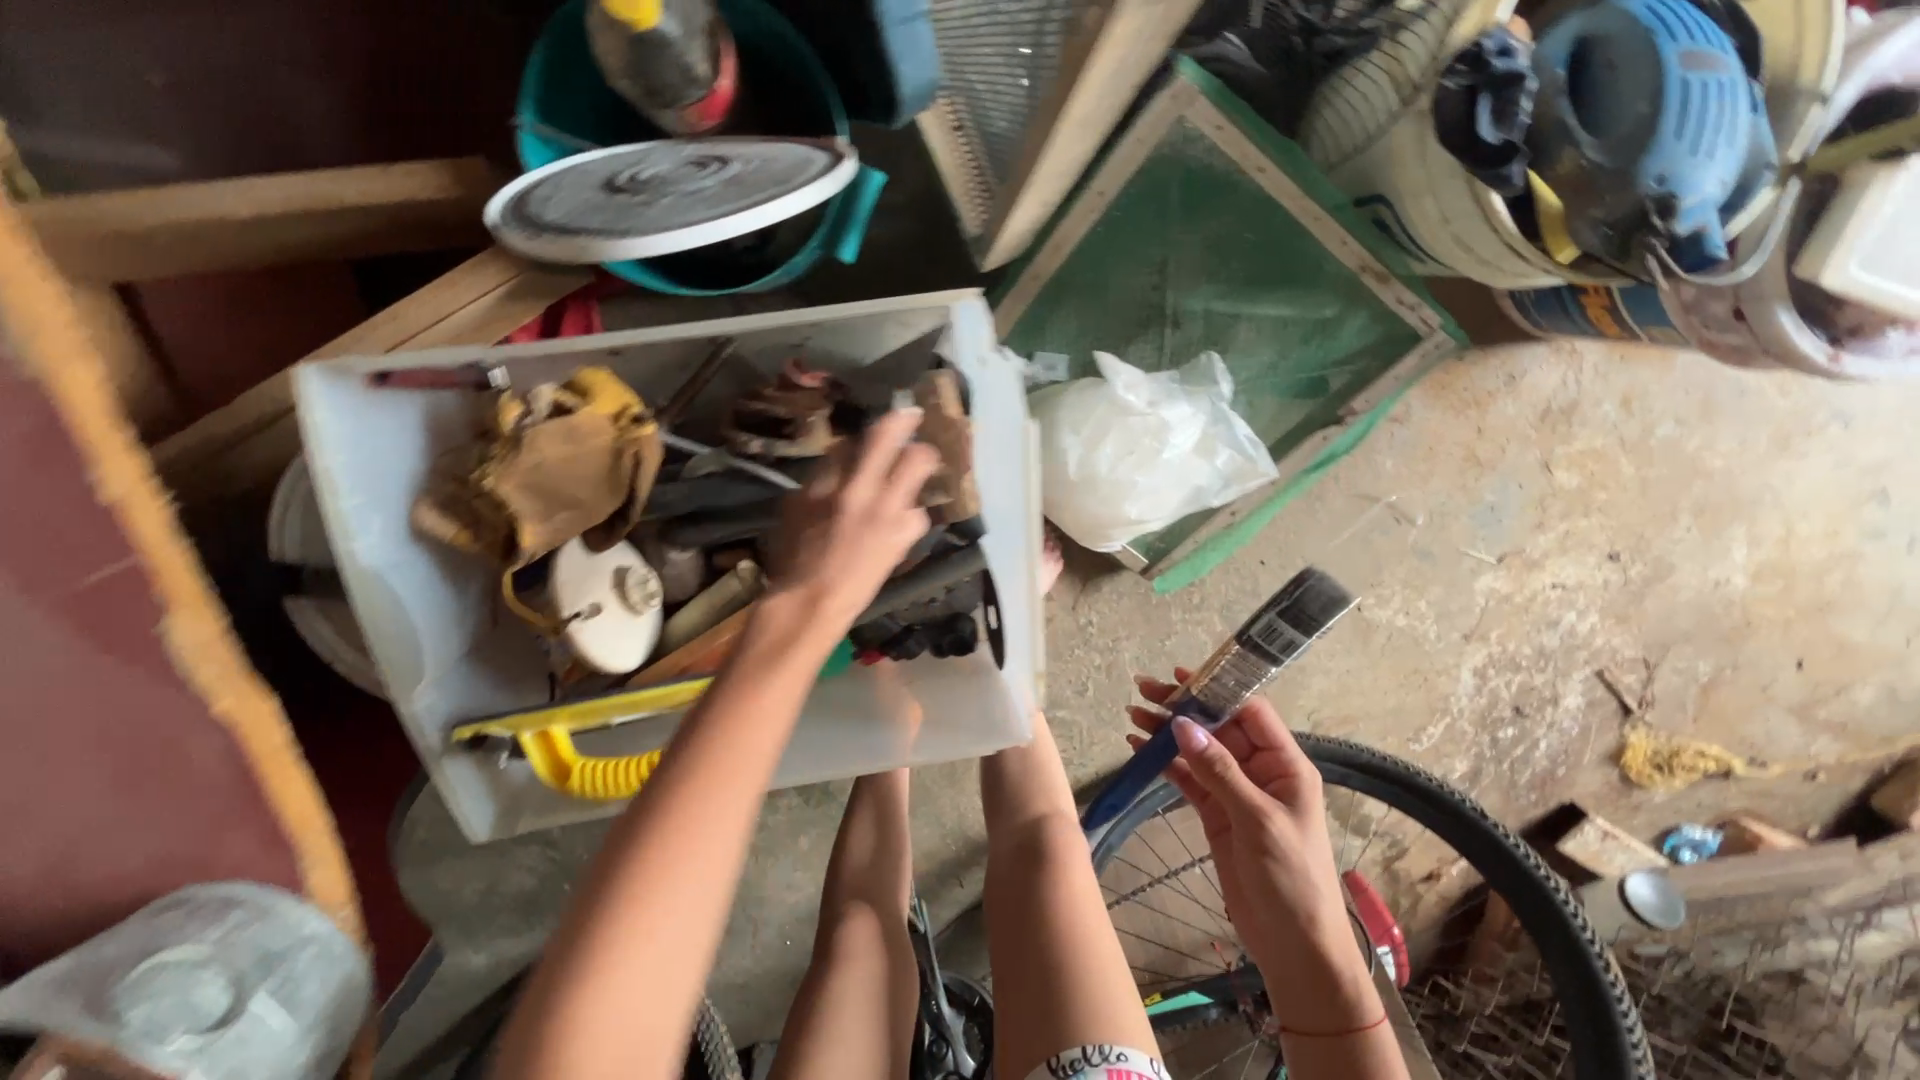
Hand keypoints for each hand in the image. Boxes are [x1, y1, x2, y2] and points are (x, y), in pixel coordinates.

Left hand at [764, 408, 938, 629]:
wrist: (805, 598)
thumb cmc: (857, 584)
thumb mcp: (894, 555)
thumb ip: (907, 524)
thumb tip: (913, 505)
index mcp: (886, 509)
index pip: (916, 459)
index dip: (925, 449)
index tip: (927, 448)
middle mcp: (856, 490)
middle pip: (880, 436)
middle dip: (898, 420)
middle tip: (906, 413)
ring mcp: (823, 488)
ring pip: (844, 448)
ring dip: (858, 446)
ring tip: (863, 451)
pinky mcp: (798, 494)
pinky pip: (820, 473)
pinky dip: (831, 476)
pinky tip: (832, 488)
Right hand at [1130, 672, 1380, 1032]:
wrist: (1293, 942)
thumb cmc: (1292, 877)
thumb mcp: (1259, 820)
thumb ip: (1220, 772)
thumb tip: (1184, 725)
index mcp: (1285, 765)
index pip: (1251, 712)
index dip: (1218, 690)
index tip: (1181, 676)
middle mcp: (1261, 771)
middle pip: (1218, 727)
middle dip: (1184, 708)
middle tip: (1144, 690)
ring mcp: (1236, 793)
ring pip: (1199, 751)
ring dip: (1168, 733)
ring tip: (1133, 715)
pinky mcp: (1216, 815)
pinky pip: (1189, 779)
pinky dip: (1165, 764)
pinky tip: (1140, 750)